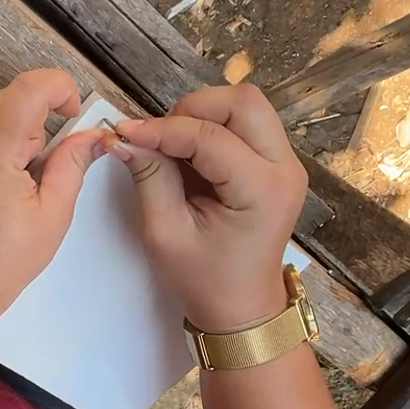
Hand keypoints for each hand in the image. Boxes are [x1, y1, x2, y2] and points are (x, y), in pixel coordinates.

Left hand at [0, 68, 105, 322]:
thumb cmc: (1, 263)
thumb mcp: (52, 215)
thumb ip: (72, 166)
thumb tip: (92, 136)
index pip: (28, 88)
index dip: (60, 88)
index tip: (76, 113)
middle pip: (12, 96)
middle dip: (44, 113)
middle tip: (58, 156)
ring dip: (23, 131)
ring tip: (32, 178)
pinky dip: (4, 145)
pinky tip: (11, 185)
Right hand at [109, 84, 307, 332]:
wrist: (242, 306)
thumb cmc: (204, 279)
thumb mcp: (165, 233)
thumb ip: (149, 179)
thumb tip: (125, 139)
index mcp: (263, 190)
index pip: (210, 137)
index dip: (162, 129)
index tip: (124, 133)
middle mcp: (284, 168)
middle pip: (242, 102)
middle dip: (192, 109)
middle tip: (159, 137)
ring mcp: (285, 163)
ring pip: (245, 107)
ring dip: (202, 117)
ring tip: (171, 148)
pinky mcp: (274, 163)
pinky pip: (244, 125)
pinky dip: (210, 129)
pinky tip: (186, 157)